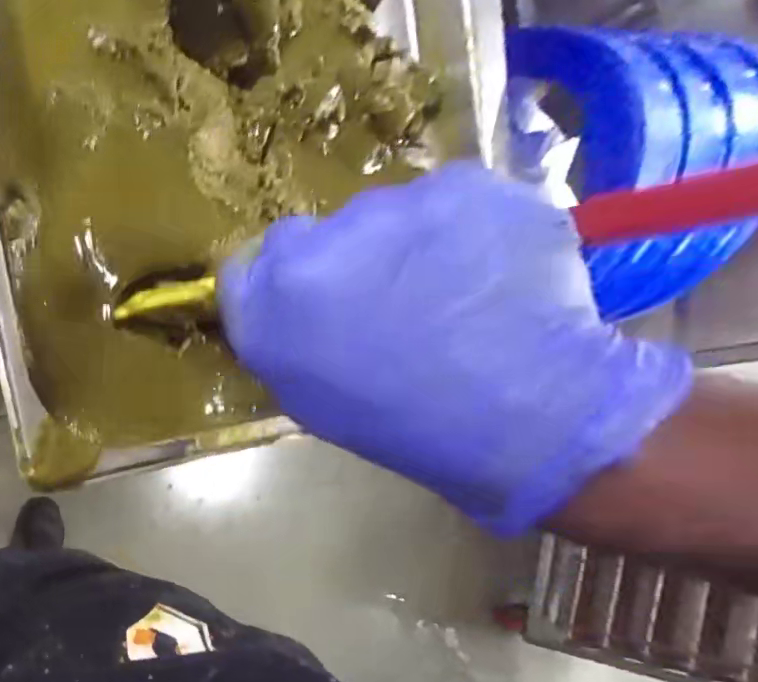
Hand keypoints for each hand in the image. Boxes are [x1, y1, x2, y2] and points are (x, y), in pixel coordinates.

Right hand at [218, 164, 692, 535]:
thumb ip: (284, 337)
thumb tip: (297, 304)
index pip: (245, 265)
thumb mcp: (308, 396)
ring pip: (389, 215)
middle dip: (345, 260)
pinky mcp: (459, 183)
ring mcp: (388, 206)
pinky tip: (487, 271)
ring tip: (449, 292)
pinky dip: (463, 228)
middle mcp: (313, 243)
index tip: (307, 299)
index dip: (276, 279)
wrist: (511, 407)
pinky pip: (451, 202)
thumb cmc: (396, 422)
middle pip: (320, 235)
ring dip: (406, 244)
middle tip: (387, 303)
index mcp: (268, 304)